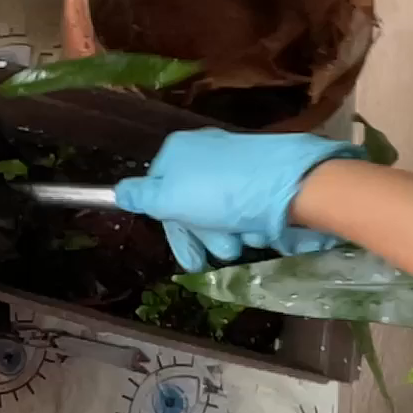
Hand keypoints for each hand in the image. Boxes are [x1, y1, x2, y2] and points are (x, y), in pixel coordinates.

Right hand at [114, 128, 362, 270]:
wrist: (294, 187)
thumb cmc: (222, 194)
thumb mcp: (168, 198)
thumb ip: (139, 197)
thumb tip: (118, 192)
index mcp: (178, 152)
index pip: (157, 190)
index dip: (169, 224)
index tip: (184, 255)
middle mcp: (204, 153)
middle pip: (188, 204)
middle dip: (200, 236)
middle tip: (209, 260)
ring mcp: (235, 164)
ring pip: (217, 210)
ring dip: (224, 235)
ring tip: (239, 242)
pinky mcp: (262, 177)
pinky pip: (244, 205)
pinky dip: (247, 223)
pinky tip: (255, 231)